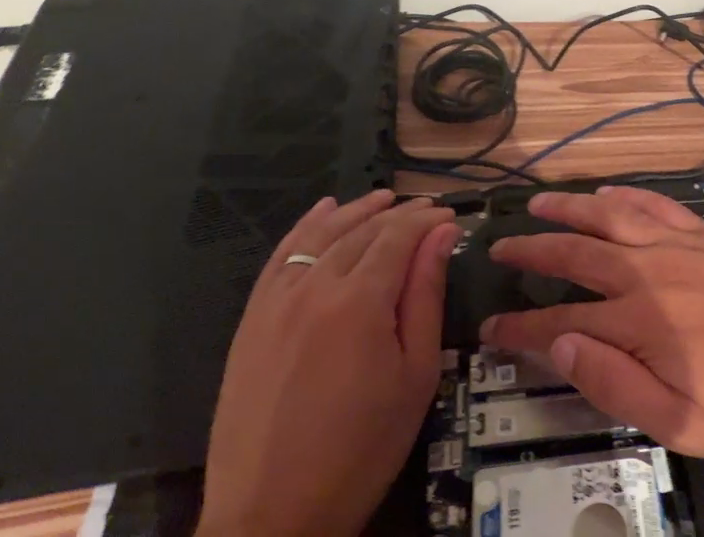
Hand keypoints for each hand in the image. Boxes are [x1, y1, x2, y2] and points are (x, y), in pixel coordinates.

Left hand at [197, 191, 459, 536]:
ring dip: (355, 212)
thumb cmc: (362, 449)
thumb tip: (443, 235)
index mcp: (360, 300)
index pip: (398, 236)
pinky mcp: (252, 319)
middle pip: (362, 231)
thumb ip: (426, 296)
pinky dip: (305, 228)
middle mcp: (315, 286)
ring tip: (384, 198)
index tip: (451, 216)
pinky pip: (282, 256)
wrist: (271, 513)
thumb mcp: (415, 375)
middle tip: (428, 210)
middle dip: (399, 213)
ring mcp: (276, 300)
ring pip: (321, 235)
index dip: (427, 220)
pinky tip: (322, 213)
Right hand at [479, 188, 703, 484]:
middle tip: (499, 246)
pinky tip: (609, 191)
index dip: (519, 327)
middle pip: (576, 252)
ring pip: (610, 215)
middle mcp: (649, 272)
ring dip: (569, 207)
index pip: (559, 320)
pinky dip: (626, 194)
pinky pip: (656, 204)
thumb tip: (559, 344)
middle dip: (532, 250)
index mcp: (638, 321)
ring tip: (538, 202)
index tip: (489, 329)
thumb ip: (615, 382)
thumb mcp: (684, 421)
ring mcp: (680, 246)